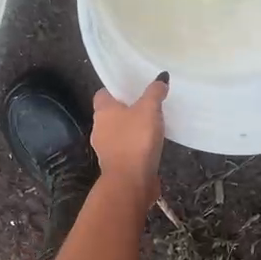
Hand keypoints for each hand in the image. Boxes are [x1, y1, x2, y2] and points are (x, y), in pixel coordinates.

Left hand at [90, 74, 168, 209]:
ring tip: (151, 124)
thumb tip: (161, 77)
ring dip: (130, 130)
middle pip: (110, 113)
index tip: (132, 86)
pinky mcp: (116, 166)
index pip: (102, 93)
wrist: (130, 183)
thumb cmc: (135, 140)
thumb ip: (155, 91)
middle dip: (125, 109)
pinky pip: (125, 150)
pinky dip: (135, 147)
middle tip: (145, 103)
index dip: (115, 89)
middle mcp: (99, 129)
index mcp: (103, 111)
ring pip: (118, 133)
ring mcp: (105, 150)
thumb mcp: (149, 109)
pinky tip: (150, 145)